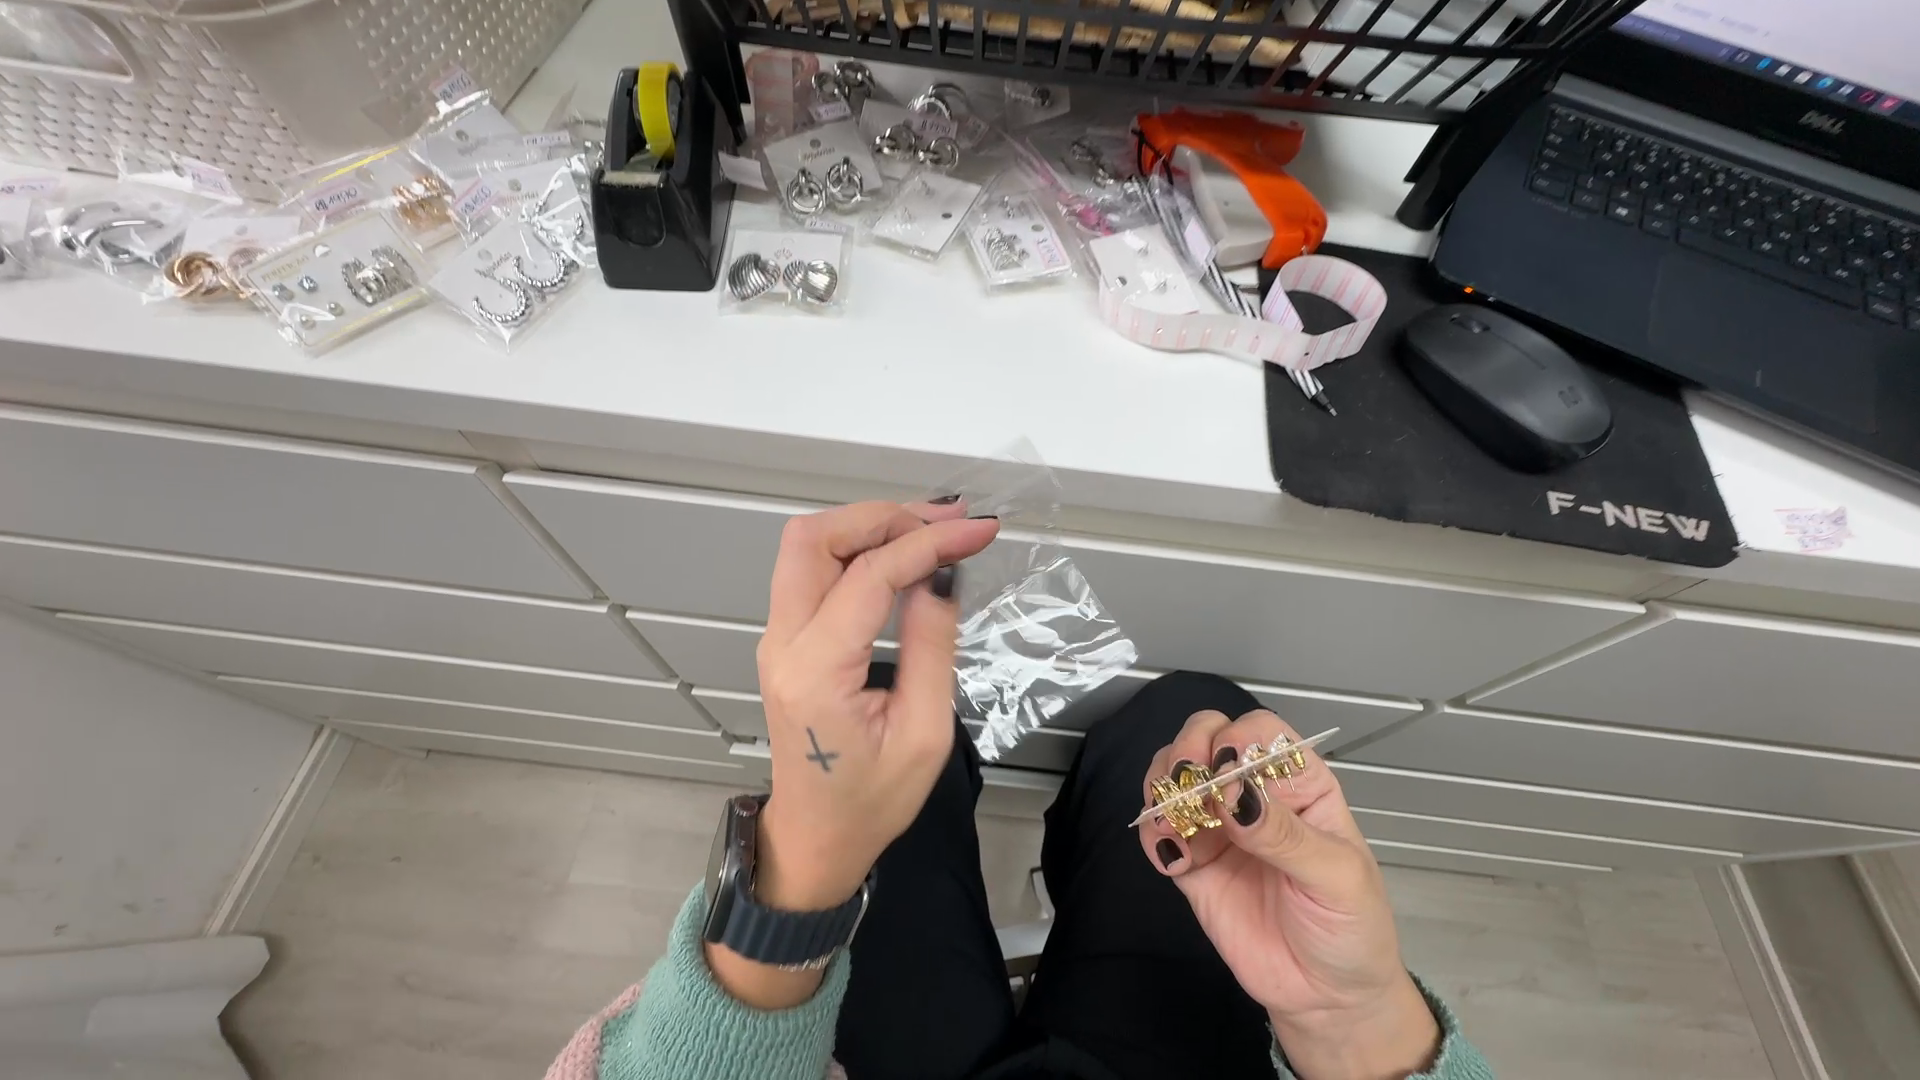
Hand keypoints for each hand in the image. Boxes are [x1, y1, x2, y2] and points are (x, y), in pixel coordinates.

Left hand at [706, 499, 997, 1007]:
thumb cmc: (871, 800)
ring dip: (868, 525)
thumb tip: (942, 574)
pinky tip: (900, 552)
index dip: (927, 542)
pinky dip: (856, 547)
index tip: (978, 530)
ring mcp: (777, 638)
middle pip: (814, 538)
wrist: (814, 838)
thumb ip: (932, 645)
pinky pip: (811, 570)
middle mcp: (783, 643)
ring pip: (807, 546)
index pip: (869, 576)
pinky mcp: (786, 639)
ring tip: (931, 528)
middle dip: (884, 516)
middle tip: (946, 520)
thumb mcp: (923, 732)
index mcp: (816, 671)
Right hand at [1138, 710, 1440, 1079]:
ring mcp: (1216, 824)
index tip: (1224, 770)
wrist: (1327, 999)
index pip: (1261, 732)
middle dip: (1186, 750)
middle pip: (1205, 737)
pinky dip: (1152, 834)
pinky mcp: (1190, 859)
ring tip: (1173, 826)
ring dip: (1161, 788)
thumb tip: (1232, 793)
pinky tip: (1172, 864)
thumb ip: (1285, 834)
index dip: (1237, 738)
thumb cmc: (1352, 928)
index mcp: (1299, 783)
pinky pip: (1157, 828)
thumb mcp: (1337, 879)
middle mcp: (1251, 792)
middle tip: (1184, 785)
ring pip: (1172, 774)